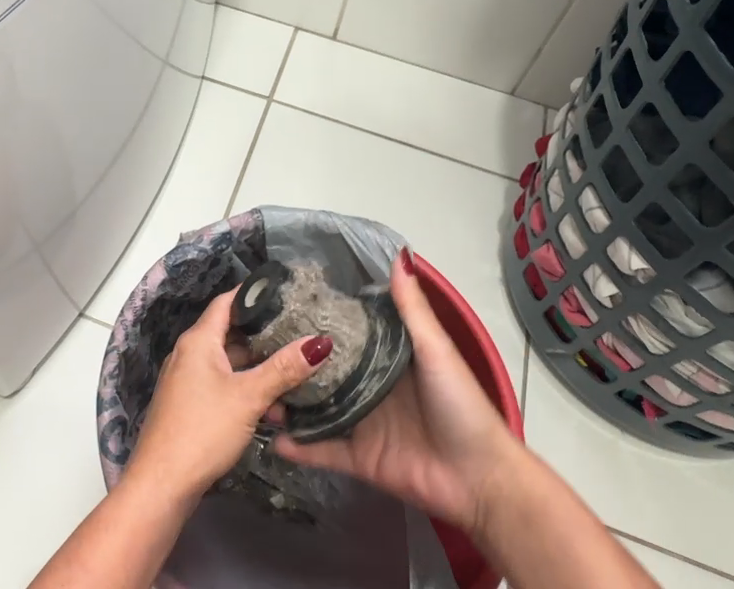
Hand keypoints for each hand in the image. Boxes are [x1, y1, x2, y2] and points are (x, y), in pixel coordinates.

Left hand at [124, 287, 333, 504]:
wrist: (162, 484)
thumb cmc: (203, 430)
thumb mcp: (249, 397)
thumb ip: (283, 369)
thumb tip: (320, 342)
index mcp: (198, 341)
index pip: (227, 303)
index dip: (254, 295)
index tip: (285, 294)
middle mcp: (189, 354)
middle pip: (231, 334)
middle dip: (265, 339)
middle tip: (300, 338)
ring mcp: (187, 381)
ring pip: (229, 365)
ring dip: (258, 372)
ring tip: (293, 382)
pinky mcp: (189, 406)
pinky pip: (222, 386)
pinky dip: (245, 391)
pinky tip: (271, 411)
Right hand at [275, 251, 518, 534]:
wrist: (479, 478)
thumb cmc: (461, 405)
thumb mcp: (436, 351)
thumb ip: (413, 309)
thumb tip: (400, 254)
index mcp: (388, 359)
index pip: (348, 335)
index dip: (320, 321)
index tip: (284, 304)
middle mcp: (370, 388)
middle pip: (325, 372)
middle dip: (295, 362)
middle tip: (255, 346)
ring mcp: (362, 423)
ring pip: (317, 408)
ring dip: (289, 401)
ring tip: (254, 387)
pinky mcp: (358, 458)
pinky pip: (322, 450)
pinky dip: (298, 447)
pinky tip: (270, 435)